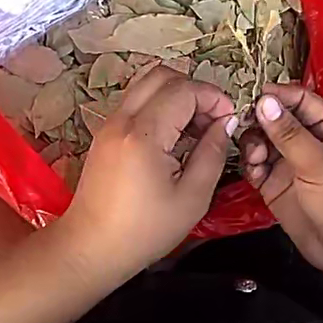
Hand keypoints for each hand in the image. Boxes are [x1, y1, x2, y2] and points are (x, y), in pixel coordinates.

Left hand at [56, 66, 236, 277]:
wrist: (91, 248)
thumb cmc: (145, 230)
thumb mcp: (193, 197)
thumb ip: (213, 153)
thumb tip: (225, 123)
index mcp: (144, 135)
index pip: (184, 90)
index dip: (214, 97)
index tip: (230, 119)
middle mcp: (122, 120)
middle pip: (162, 75)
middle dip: (195, 90)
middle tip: (214, 119)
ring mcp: (109, 124)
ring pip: (147, 84)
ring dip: (177, 96)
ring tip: (196, 129)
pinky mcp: (106, 134)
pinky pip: (137, 103)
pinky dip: (161, 107)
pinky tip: (175, 138)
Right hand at [237, 85, 322, 277]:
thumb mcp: (320, 163)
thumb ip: (289, 133)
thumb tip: (265, 102)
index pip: (303, 101)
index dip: (280, 95)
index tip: (257, 95)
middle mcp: (310, 143)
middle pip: (278, 119)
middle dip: (261, 119)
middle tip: (246, 123)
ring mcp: (293, 165)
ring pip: (264, 142)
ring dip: (254, 143)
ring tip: (255, 154)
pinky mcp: (278, 186)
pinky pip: (257, 167)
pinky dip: (251, 165)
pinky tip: (254, 170)